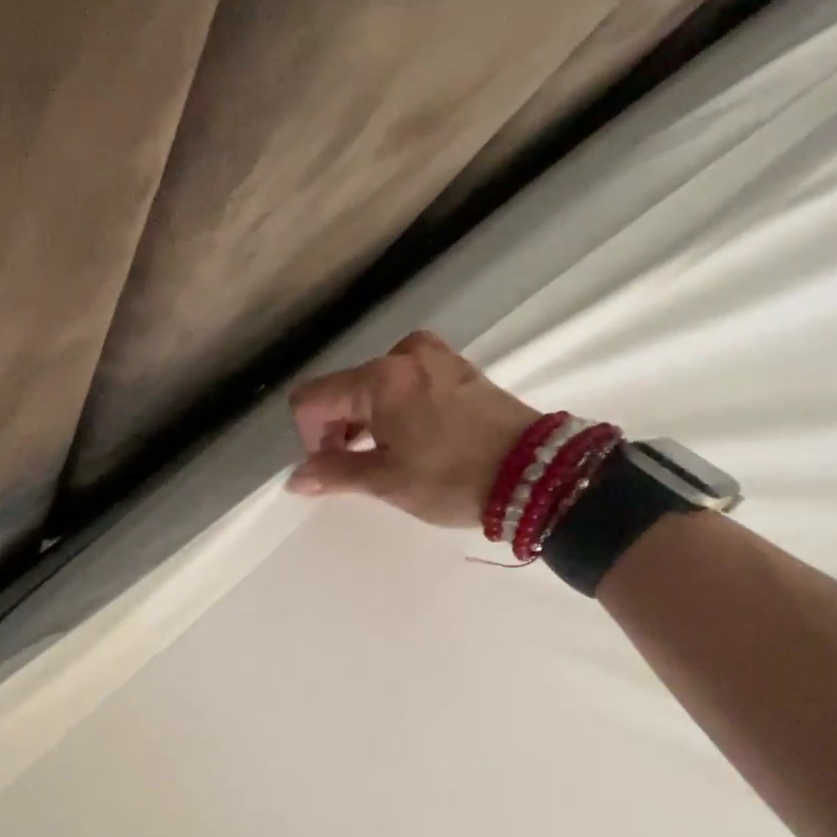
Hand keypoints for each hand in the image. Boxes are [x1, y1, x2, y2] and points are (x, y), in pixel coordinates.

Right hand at [285, 330, 538, 526]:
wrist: (540, 475)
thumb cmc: (452, 477)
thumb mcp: (386, 480)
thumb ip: (334, 472)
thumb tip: (295, 478)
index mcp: (378, 378)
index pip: (312, 398)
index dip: (309, 435)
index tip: (330, 464)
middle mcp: (403, 355)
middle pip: (344, 389)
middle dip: (338, 427)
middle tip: (356, 465)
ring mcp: (436, 357)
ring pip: (375, 385)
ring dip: (368, 418)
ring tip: (387, 455)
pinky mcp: (459, 368)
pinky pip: (407, 382)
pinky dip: (397, 408)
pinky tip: (414, 439)